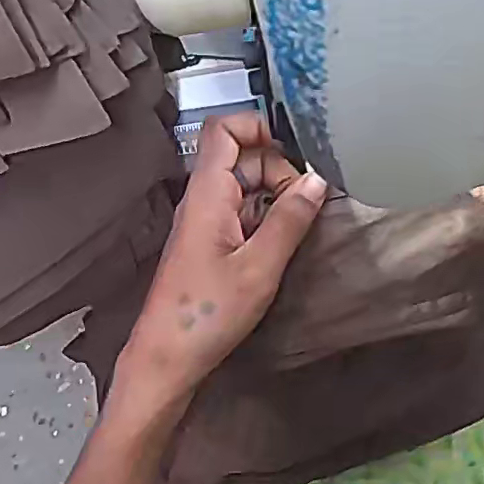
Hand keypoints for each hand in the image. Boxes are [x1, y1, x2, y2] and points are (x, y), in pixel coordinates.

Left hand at [118, 114, 327, 405]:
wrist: (167, 356)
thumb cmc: (207, 313)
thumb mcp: (260, 266)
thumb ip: (290, 220)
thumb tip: (317, 181)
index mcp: (207, 193)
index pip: (224, 129)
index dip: (259, 127)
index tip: (296, 151)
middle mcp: (202, 200)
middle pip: (242, 158)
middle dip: (279, 171)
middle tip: (306, 205)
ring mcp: (204, 222)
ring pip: (244, 188)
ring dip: (274, 198)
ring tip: (299, 227)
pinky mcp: (208, 244)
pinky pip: (239, 215)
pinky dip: (264, 220)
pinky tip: (281, 245)